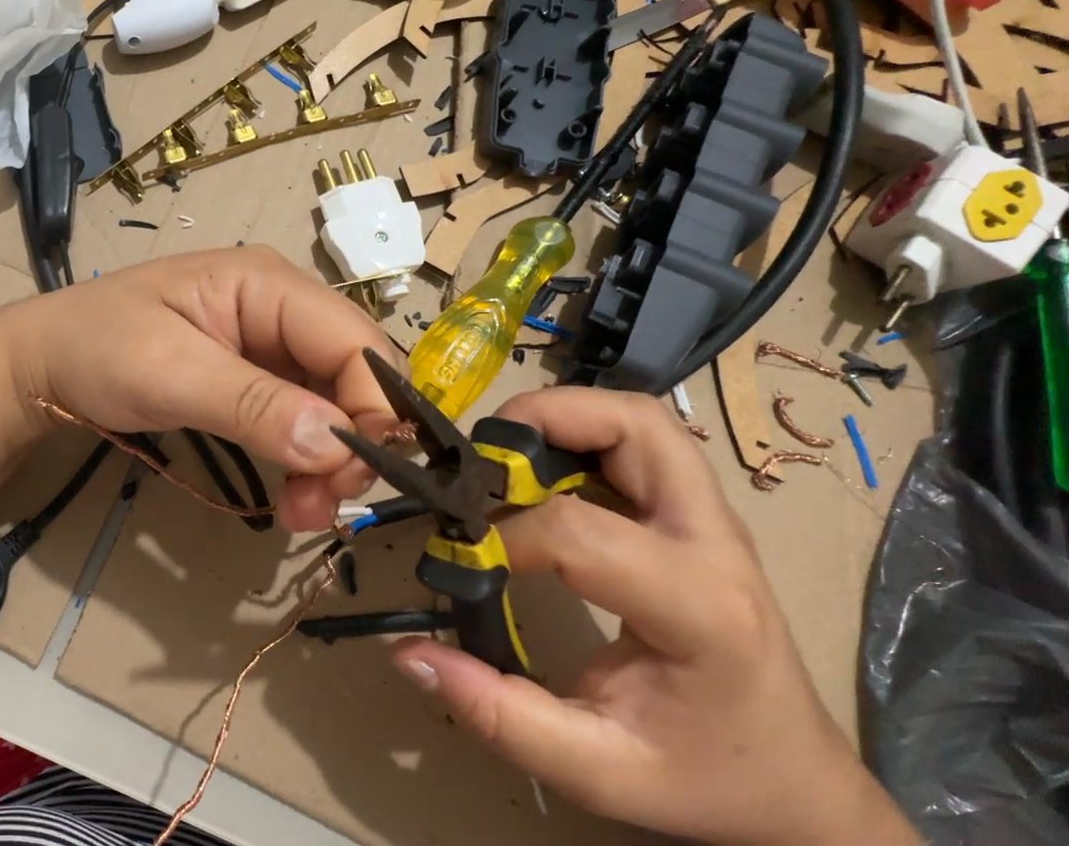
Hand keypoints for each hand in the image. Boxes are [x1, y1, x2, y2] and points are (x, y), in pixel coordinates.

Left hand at [8, 245, 399, 529]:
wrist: (43, 364)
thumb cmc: (97, 349)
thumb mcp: (169, 373)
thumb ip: (253, 405)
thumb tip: (336, 446)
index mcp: (267, 284)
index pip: (354, 341)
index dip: (373, 407)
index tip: (355, 474)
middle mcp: (282, 309)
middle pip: (353, 375)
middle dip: (352, 443)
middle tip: (325, 504)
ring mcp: (269, 346)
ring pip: (334, 405)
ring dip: (331, 462)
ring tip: (303, 512)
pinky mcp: (254, 380)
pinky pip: (302, 420)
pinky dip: (306, 462)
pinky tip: (291, 497)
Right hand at [390, 389, 919, 845]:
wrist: (797, 787)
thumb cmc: (702, 780)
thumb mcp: (596, 770)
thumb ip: (498, 715)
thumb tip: (408, 655)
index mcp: (698, 608)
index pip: (578, 532)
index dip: (501, 536)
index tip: (461, 563)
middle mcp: (713, 544)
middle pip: (635, 427)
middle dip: (544, 418)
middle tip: (479, 457)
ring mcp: (714, 523)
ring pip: (641, 421)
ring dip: (564, 419)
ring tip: (504, 460)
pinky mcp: (699, 519)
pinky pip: (639, 446)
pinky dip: (579, 439)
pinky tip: (539, 483)